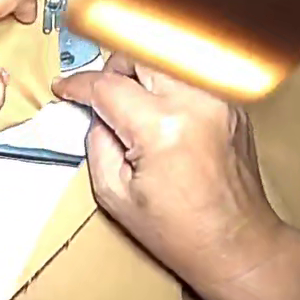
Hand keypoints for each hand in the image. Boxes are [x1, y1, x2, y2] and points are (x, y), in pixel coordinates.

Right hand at [52, 54, 299, 295]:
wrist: (237, 245)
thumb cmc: (176, 230)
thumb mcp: (114, 194)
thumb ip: (98, 144)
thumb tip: (97, 115)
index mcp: (162, 128)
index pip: (108, 86)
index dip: (78, 85)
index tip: (63, 88)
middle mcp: (196, 103)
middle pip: (142, 55)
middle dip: (113, 69)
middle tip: (99, 95)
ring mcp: (221, 101)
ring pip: (169, 60)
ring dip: (142, 73)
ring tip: (129, 103)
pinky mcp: (233, 107)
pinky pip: (190, 79)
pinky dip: (166, 86)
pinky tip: (158, 114)